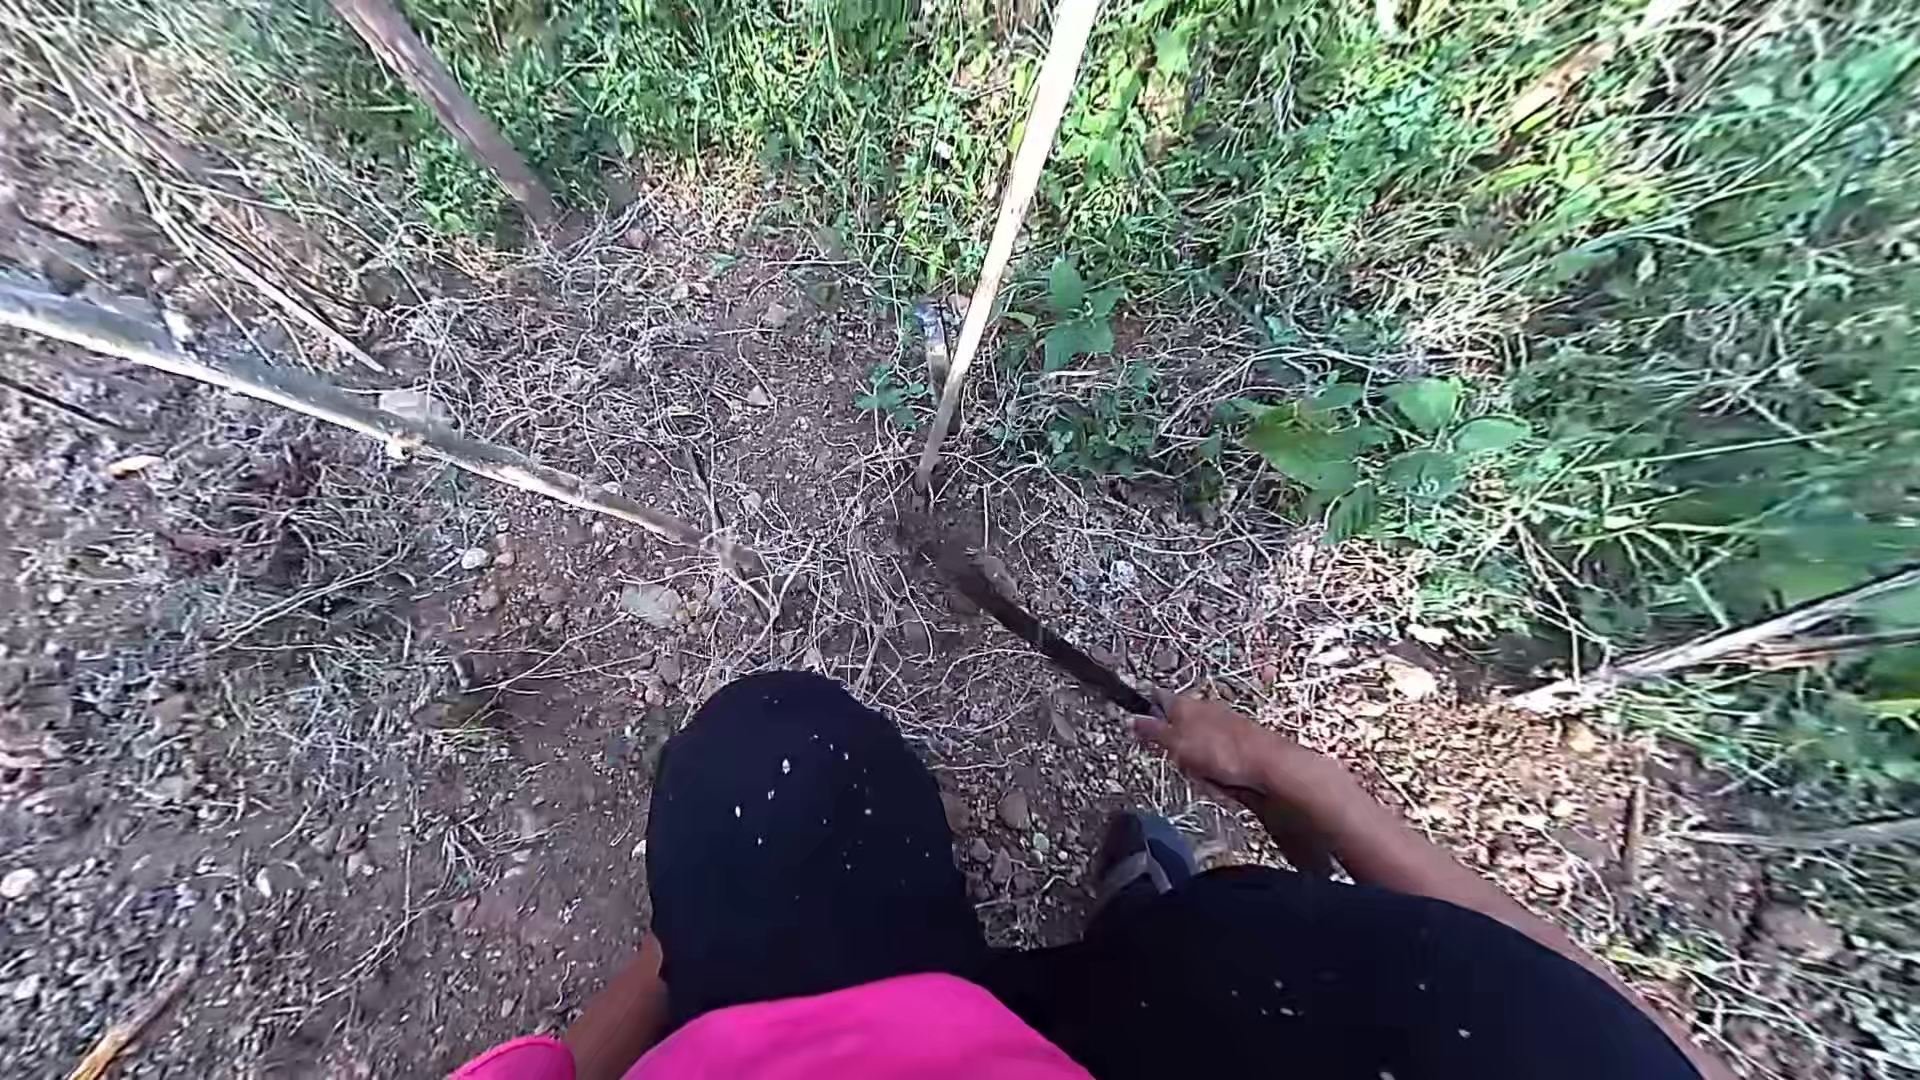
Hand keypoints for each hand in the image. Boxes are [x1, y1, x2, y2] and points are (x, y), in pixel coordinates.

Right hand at [1131, 691, 1287, 791]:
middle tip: (1182, 764)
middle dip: (1176, 751)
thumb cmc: (1221, 750)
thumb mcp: (1176, 743)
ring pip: (1195, 748)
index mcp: (1183, 703)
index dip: (1146, 714)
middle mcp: (1202, 709)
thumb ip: (1151, 730)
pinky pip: (1215, 759)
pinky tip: (1223, 781)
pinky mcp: (1238, 743)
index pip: (1156, 699)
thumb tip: (1131, 719)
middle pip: (1175, 729)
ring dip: (1196, 765)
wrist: (1270, 766)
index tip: (1143, 732)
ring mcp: (1221, 725)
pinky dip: (1216, 772)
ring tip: (1206, 776)